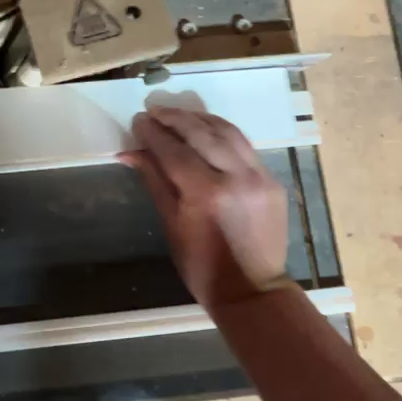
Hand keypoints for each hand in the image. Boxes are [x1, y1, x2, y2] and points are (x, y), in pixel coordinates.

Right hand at [120, 106, 290, 308]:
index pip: (173, 150)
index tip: (137, 120)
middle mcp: (236, 177)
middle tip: (154, 110)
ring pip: (228, 132)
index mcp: (206, 193)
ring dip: (201, 119)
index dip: (153, 133)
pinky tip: (206, 130)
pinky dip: (223, 133)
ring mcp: (259, 176)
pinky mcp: (272, 180)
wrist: (251, 290)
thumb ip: (154, 181)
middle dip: (175, 118)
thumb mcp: (171, 224)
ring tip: (178, 114)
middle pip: (202, 133)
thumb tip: (130, 153)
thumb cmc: (201, 266)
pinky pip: (244, 146)